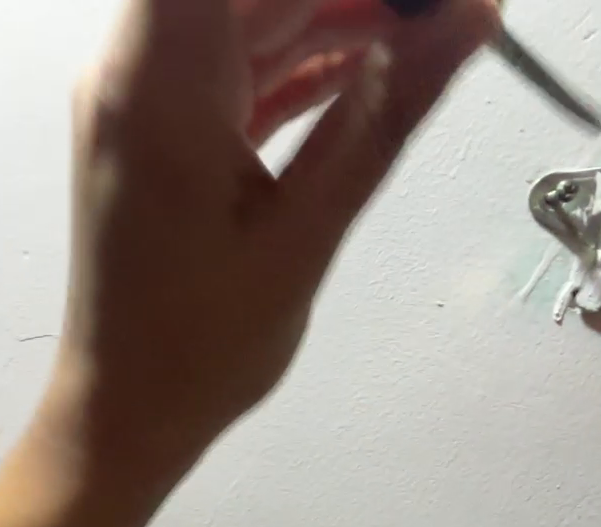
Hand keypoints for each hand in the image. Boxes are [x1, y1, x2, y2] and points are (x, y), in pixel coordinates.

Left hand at [44, 0, 494, 481]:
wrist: (126, 411)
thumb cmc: (200, 347)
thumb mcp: (304, 232)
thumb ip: (386, 116)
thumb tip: (473, 20)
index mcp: (156, 78)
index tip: (432, 1)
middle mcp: (134, 69)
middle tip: (455, 16)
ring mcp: (144, 102)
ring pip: (252, 16)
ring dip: (343, 18)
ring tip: (435, 38)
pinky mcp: (161, 136)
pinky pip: (237, 71)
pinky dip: (303, 68)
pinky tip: (373, 71)